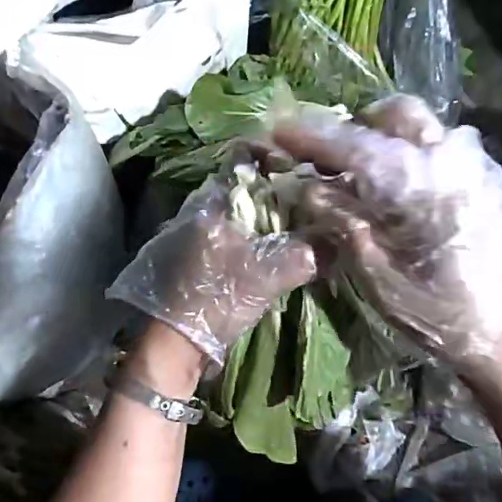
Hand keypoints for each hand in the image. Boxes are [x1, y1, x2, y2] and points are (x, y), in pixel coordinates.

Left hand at [107, 167, 316, 366]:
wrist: (164, 344)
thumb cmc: (212, 301)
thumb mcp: (266, 276)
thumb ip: (304, 254)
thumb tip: (337, 242)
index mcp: (211, 202)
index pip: (242, 157)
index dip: (274, 157)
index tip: (301, 170)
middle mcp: (194, 209)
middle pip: (239, 186)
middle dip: (271, 191)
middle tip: (304, 203)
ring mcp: (184, 233)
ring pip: (230, 212)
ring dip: (257, 218)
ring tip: (290, 230)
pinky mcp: (181, 258)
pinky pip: (220, 234)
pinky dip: (242, 238)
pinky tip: (260, 254)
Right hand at [270, 95, 501, 379]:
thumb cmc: (436, 309)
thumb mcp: (373, 269)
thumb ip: (339, 217)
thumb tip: (307, 186)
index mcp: (413, 177)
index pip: (349, 141)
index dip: (308, 134)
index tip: (275, 128)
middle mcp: (447, 155)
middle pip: (392, 115)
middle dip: (354, 126)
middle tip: (326, 155)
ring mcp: (473, 163)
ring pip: (420, 127)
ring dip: (384, 137)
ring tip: (359, 172)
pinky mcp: (488, 179)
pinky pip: (441, 147)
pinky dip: (411, 153)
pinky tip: (397, 188)